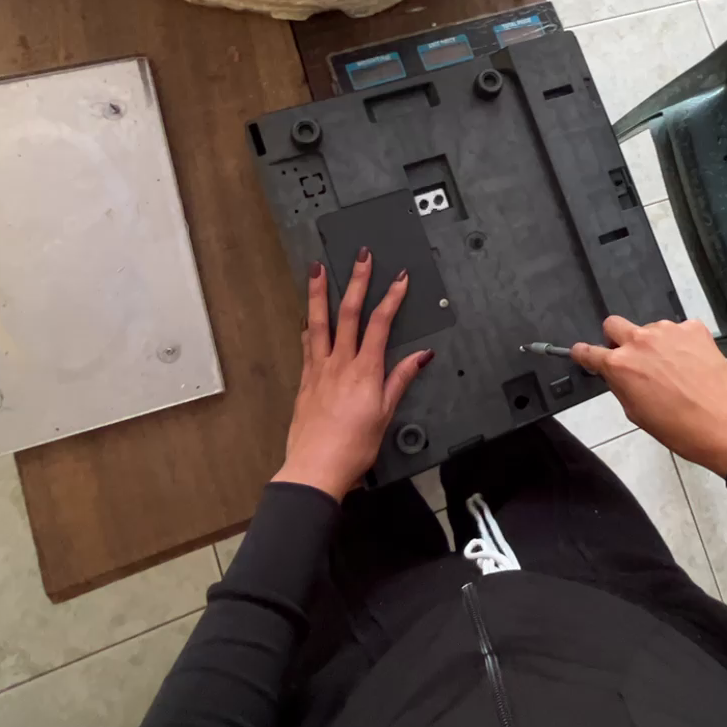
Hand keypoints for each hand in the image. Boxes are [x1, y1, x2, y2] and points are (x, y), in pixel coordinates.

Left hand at [273, 249, 433, 499]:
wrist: (315, 468)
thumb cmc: (352, 447)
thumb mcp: (386, 413)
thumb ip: (401, 379)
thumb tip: (421, 356)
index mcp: (364, 370)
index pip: (380, 323)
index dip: (391, 297)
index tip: (399, 279)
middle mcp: (339, 364)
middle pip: (348, 313)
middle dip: (357, 282)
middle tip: (361, 257)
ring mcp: (318, 369)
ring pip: (319, 322)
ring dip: (318, 293)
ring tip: (317, 270)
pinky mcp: (305, 381)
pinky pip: (307, 344)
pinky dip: (309, 325)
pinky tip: (307, 317)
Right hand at [572, 317, 726, 475]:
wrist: (725, 425)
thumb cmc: (678, 429)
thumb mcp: (637, 413)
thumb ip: (621, 385)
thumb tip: (616, 373)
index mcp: (620, 365)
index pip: (588, 352)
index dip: (583, 354)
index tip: (583, 354)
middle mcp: (640, 341)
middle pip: (613, 324)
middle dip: (615, 339)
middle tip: (631, 357)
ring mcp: (669, 330)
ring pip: (649, 329)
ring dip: (653, 343)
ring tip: (673, 368)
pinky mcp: (694, 328)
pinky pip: (678, 330)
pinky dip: (680, 343)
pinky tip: (692, 362)